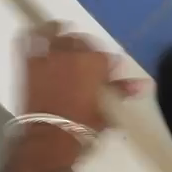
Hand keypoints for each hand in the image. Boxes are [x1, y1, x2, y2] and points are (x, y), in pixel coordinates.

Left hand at [20, 22, 140, 135]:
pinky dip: (35, 34)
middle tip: (84, 63)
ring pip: (56, 33)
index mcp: (96, 63)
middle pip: (81, 41)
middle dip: (85, 50)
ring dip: (60, 34)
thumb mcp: (107, 110)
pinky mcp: (29, 62)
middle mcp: (73, 53)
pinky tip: (38, 35)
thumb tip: (142, 84)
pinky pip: (29, 39)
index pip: (105, 55)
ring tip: (62, 42)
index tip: (104, 76)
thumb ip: (121, 91)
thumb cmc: (83, 128)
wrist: (49, 138)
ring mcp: (49, 55)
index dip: (105, 66)